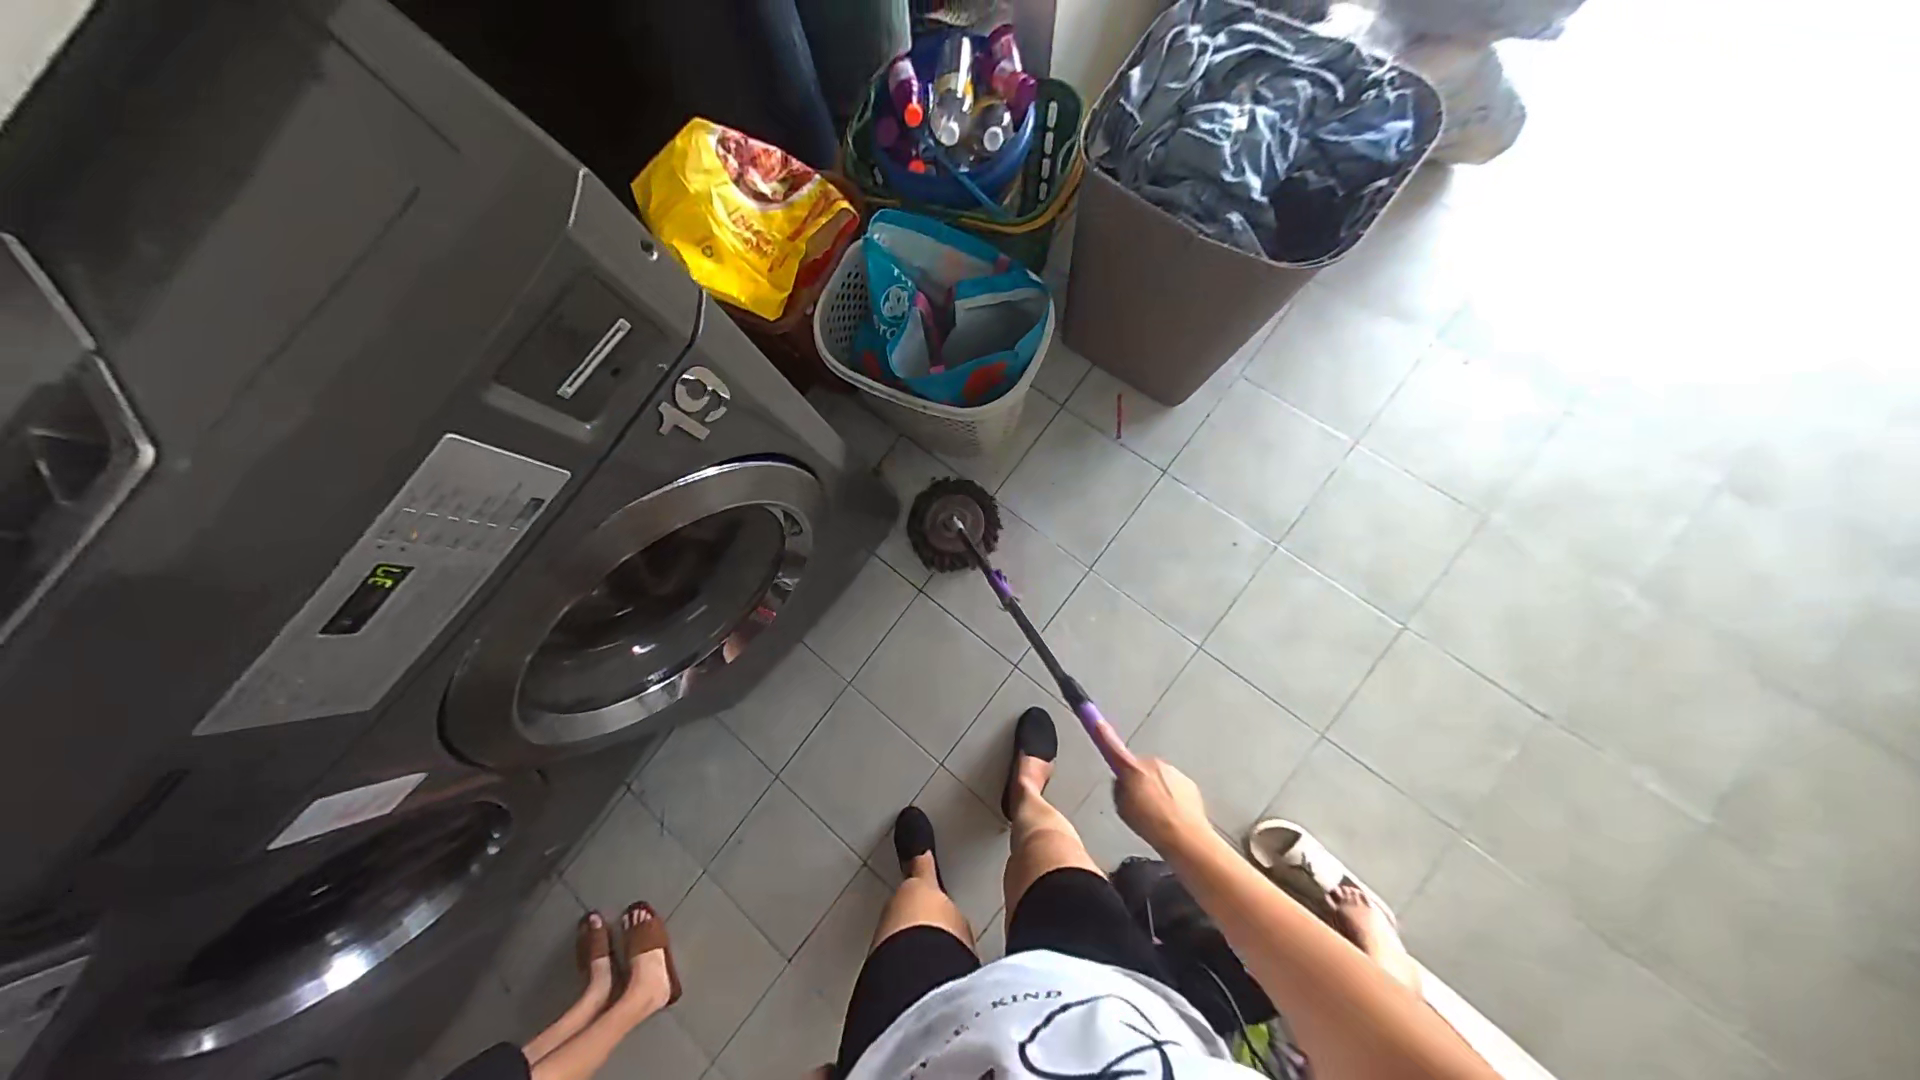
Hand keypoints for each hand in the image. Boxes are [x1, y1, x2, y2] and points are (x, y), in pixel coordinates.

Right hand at [1084, 710, 1208, 852]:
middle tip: (1139, 805)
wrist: (1187, 838)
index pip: (1111, 746)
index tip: (1091, 713)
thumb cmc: (1151, 824)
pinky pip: (1173, 785)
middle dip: (1137, 780)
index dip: (1100, 730)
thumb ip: (1119, 788)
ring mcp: (1172, 771)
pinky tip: (1171, 814)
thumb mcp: (1122, 808)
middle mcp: (1152, 763)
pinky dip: (1171, 796)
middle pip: (1138, 766)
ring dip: (1155, 789)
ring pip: (1156, 776)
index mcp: (1132, 769)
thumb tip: (1122, 781)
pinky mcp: (1187, 781)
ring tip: (1157, 815)